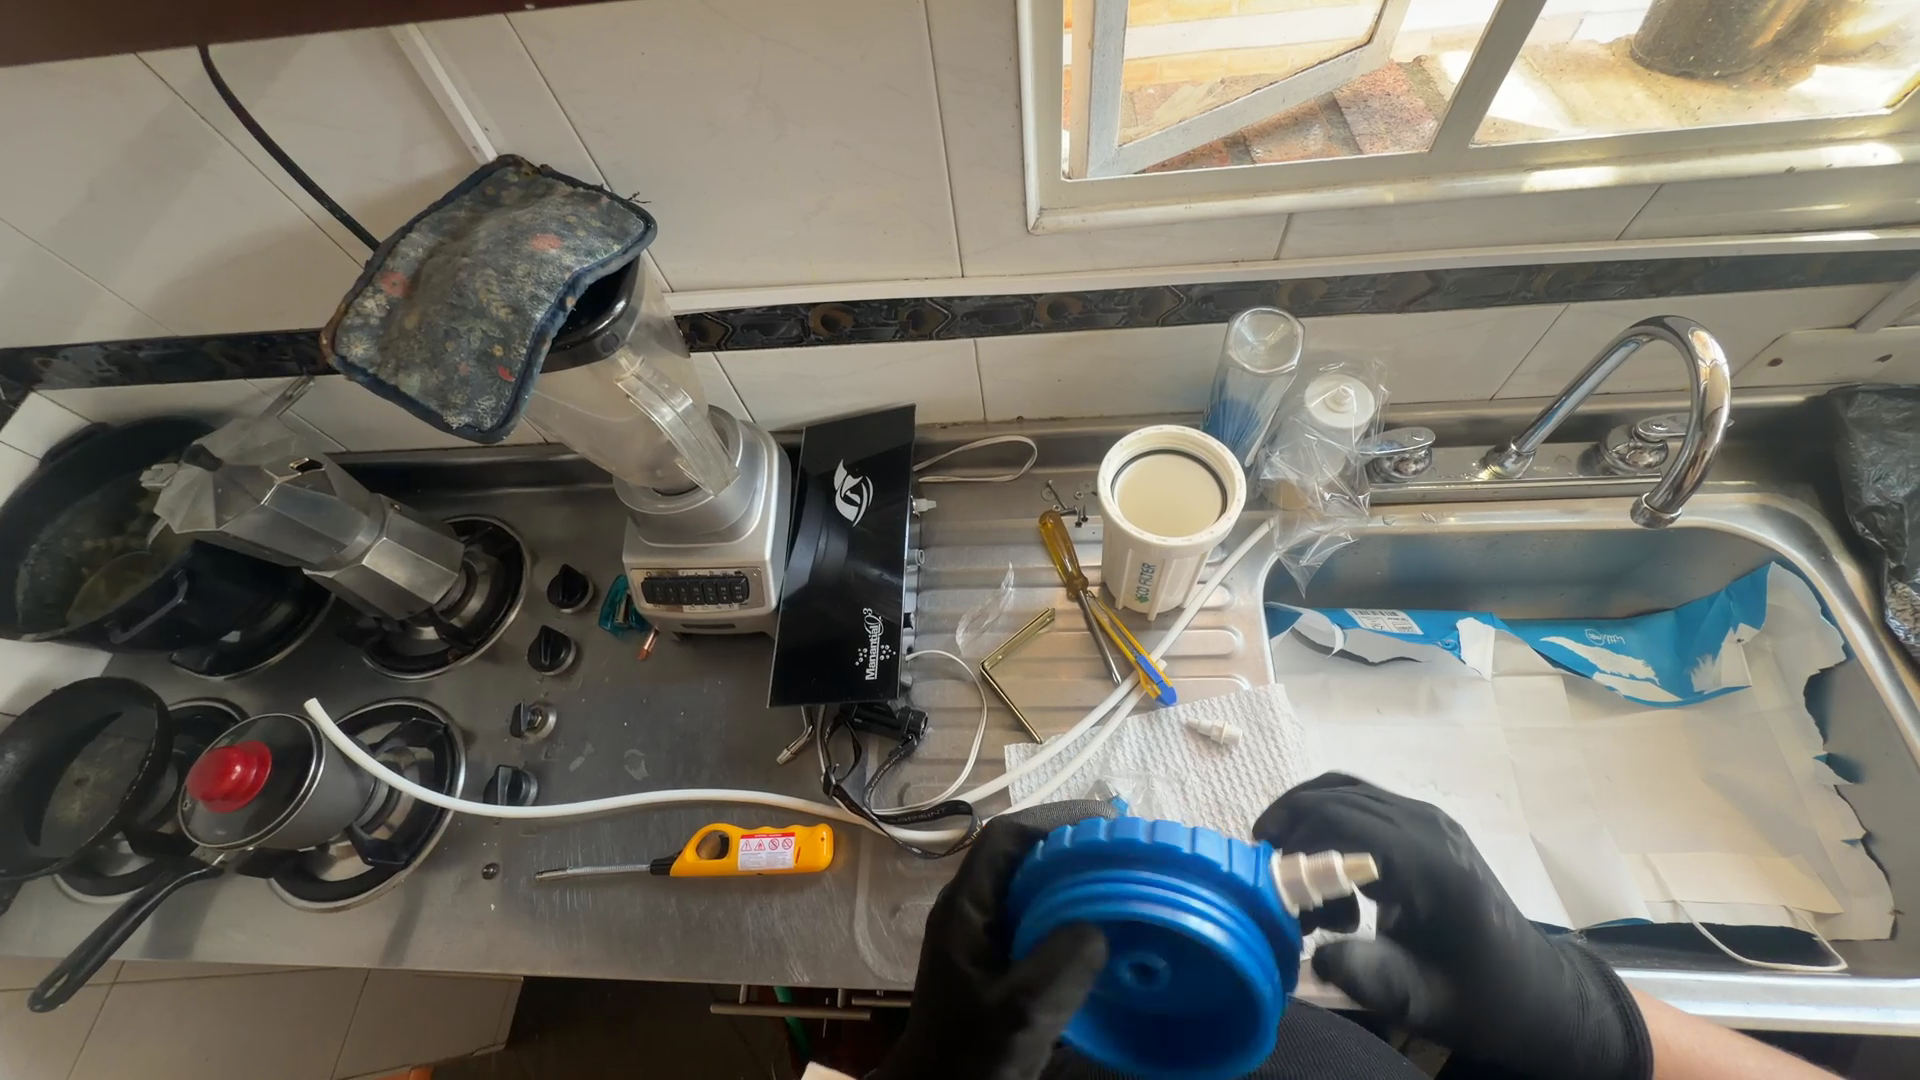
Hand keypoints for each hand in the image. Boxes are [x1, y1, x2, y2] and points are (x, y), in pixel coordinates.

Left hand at [873, 819, 1107, 1079]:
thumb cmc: (968, 1056)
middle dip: (1065, 844)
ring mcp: (980, 934)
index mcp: (964, 906)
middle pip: (1017, 855)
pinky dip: (1064, 910)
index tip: (1101, 822)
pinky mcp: (993, 960)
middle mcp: (970, 909)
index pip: (1004, 838)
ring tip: (1115, 877)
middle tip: (1118, 848)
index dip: (1051, 820)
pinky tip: (1096, 926)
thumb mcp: (1020, 1012)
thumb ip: (1061, 964)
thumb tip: (1100, 927)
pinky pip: (1032, 917)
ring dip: (1067, 876)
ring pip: (1026, 885)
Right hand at [1255, 774, 1652, 1079]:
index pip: (1336, 821)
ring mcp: (1428, 817)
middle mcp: (1425, 826)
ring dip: (1305, 817)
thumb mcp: (1418, 1002)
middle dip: (1290, 827)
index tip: (1271, 877)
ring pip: (1342, 789)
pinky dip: (1328, 815)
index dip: (1291, 840)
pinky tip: (1324, 855)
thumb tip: (1309, 951)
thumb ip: (1361, 975)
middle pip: (1333, 797)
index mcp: (1425, 864)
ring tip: (1288, 857)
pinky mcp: (1427, 821)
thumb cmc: (1479, 1001)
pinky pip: (1361, 796)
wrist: (1542, 994)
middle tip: (1271, 870)